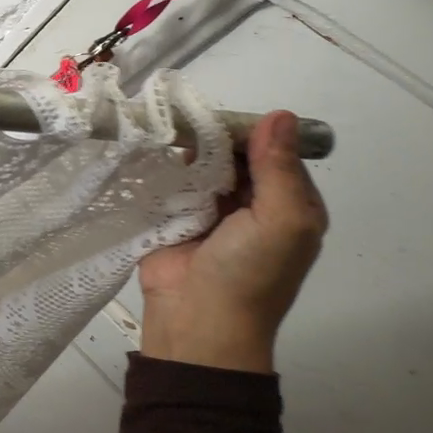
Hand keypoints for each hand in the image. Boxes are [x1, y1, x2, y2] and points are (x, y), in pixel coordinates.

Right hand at [137, 110, 327, 373]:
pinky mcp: (172, 217)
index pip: (273, 153)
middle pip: (233, 157)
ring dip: (181, 153)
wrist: (198, 317)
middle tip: (178, 122)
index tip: (214, 116)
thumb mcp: (280, 220)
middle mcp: (252, 204)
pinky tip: (142, 155)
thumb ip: (277, 169)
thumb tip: (280, 114)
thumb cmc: (249, 272)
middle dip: (210, 139)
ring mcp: (210, 211)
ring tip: (155, 134)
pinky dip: (159, 170)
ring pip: (199, 168)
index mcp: (289, 205)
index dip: (248, 132)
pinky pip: (168, 184)